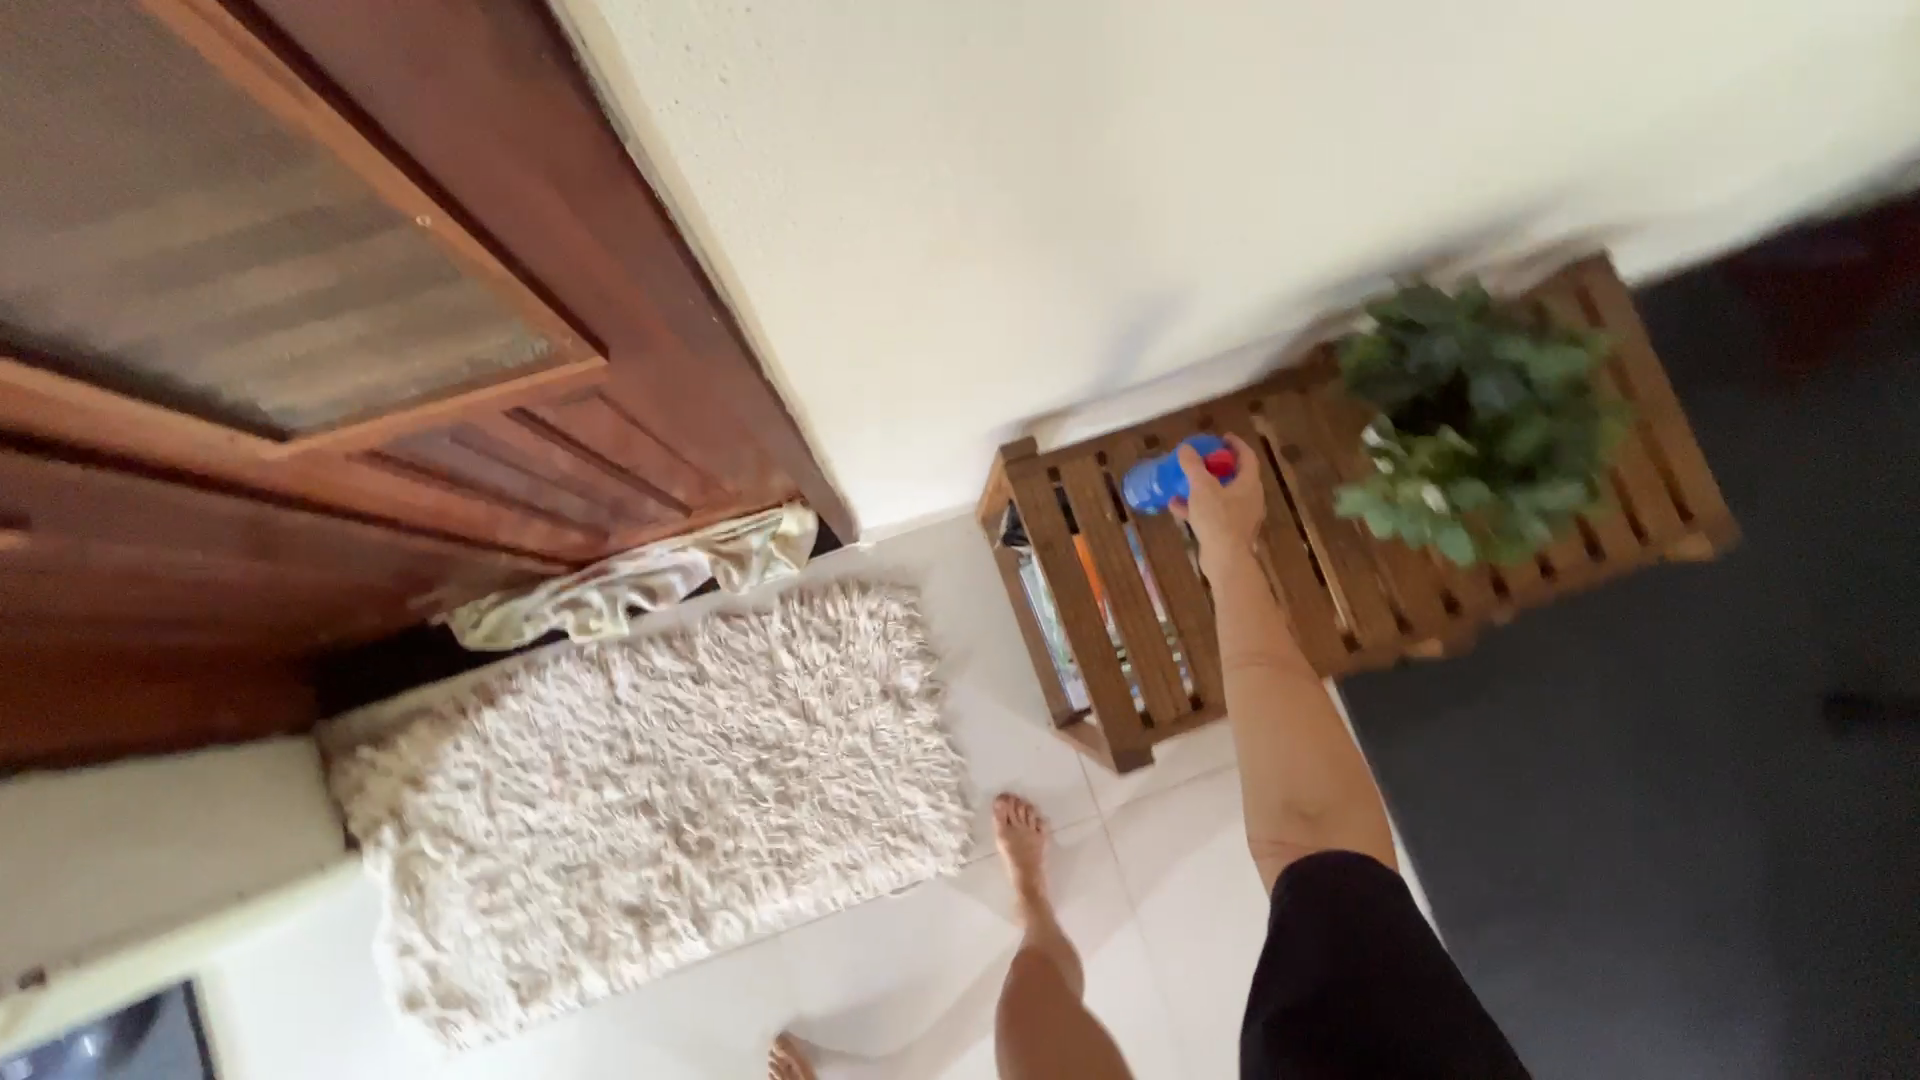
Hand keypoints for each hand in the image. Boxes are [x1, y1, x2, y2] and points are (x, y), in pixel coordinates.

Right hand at [1172, 433, 1265, 567]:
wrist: (1226, 559)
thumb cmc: (1218, 519)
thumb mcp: (1202, 488)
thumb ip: (1193, 466)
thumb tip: (1186, 448)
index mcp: (1249, 484)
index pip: (1247, 456)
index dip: (1235, 444)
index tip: (1222, 437)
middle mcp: (1250, 498)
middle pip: (1236, 476)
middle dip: (1217, 467)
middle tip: (1203, 459)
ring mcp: (1241, 517)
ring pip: (1223, 496)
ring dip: (1204, 488)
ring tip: (1186, 482)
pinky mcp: (1230, 532)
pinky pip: (1214, 513)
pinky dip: (1198, 507)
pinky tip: (1177, 506)